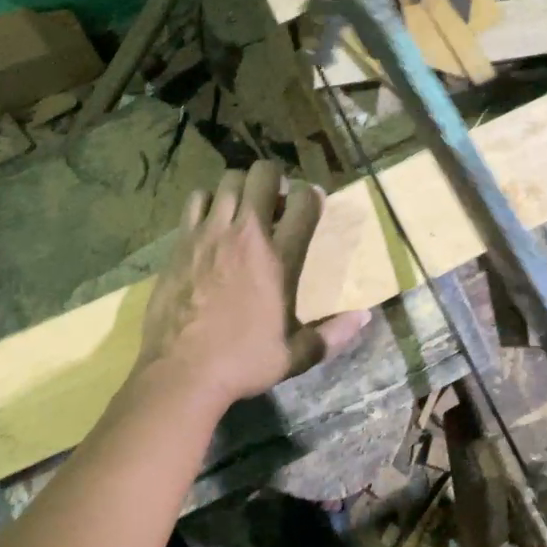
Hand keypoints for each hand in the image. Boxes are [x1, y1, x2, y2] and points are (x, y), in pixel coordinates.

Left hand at [134, 162, 370, 409]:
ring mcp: (210, 233)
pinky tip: (211, 221)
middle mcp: (247, 235)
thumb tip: (365, 317)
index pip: (304, 201)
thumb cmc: (243, 363)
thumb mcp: (295, 355)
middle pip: (263, 175)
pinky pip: (196, 199)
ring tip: (243, 207)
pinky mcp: (181, 241)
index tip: (310, 203)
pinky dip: (207, 201)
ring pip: (228, 181)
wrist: (182, 371)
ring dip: (240, 187)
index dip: (312, 195)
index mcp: (280, 258)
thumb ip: (332, 334)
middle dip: (274, 178)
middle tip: (275, 199)